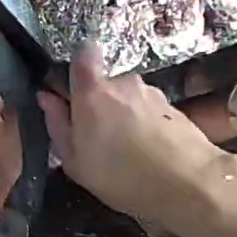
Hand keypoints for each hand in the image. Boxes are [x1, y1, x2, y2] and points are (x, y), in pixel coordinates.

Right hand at [38, 42, 236, 236]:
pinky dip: (146, 127)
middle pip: (106, 85)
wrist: (189, 183)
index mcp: (94, 93)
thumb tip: (47, 98)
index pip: (84, 53)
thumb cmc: (123, 177)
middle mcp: (124, 84)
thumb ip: (58, 125)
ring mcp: (153, 94)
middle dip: (101, 106)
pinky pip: (149, 112)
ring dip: (125, 118)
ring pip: (129, 100)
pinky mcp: (174, 108)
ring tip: (128, 154)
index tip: (73, 91)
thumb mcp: (76, 162)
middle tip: (99, 141)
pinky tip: (150, 155)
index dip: (78, 67)